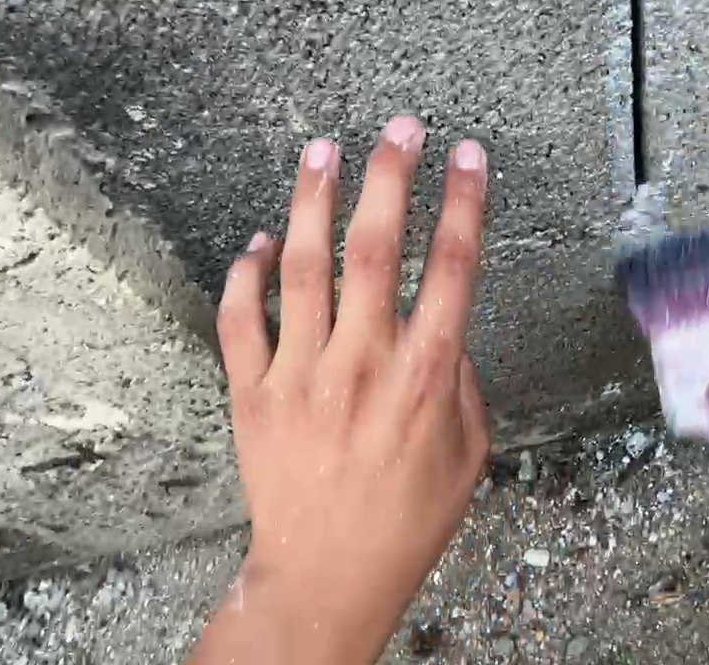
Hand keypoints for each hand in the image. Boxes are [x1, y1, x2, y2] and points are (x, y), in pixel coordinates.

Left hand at [188, 116, 491, 664]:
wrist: (327, 579)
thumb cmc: (409, 516)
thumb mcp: (468, 447)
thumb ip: (459, 374)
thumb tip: (442, 318)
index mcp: (425, 376)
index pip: (454, 267)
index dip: (464, 202)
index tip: (468, 156)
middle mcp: (363, 364)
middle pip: (378, 248)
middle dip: (392, 176)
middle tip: (400, 129)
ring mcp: (301, 375)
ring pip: (303, 267)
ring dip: (315, 201)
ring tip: (323, 150)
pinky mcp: (252, 394)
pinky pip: (240, 318)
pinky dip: (245, 272)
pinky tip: (260, 239)